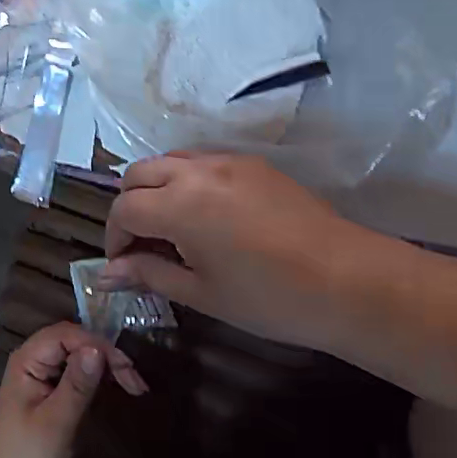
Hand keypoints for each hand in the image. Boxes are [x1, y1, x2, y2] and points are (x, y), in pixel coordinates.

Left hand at [0, 323, 146, 457]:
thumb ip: (76, 385)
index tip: (126, 365)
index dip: (96, 343)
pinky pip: (77, 370)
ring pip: (78, 353)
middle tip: (135, 378)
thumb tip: (98, 347)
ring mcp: (42, 372)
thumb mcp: (56, 425)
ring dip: (105, 364)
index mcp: (26, 359)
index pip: (64, 334)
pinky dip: (99, 375)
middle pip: (73, 340)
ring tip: (133, 383)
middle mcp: (33, 358)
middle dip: (105, 353)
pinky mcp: (51, 388)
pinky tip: (116, 384)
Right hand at [102, 151, 395, 350]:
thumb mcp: (204, 293)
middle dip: (129, 206)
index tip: (122, 264)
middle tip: (142, 244)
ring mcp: (224, 159)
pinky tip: (207, 212)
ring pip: (168, 160)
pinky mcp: (250, 161)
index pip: (123, 208)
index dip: (114, 237)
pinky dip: (187, 179)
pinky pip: (201, 159)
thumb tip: (107, 274)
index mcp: (178, 204)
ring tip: (173, 226)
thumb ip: (150, 275)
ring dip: (157, 186)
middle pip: (138, 173)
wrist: (348, 279)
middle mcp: (194, 171)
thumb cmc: (271, 298)